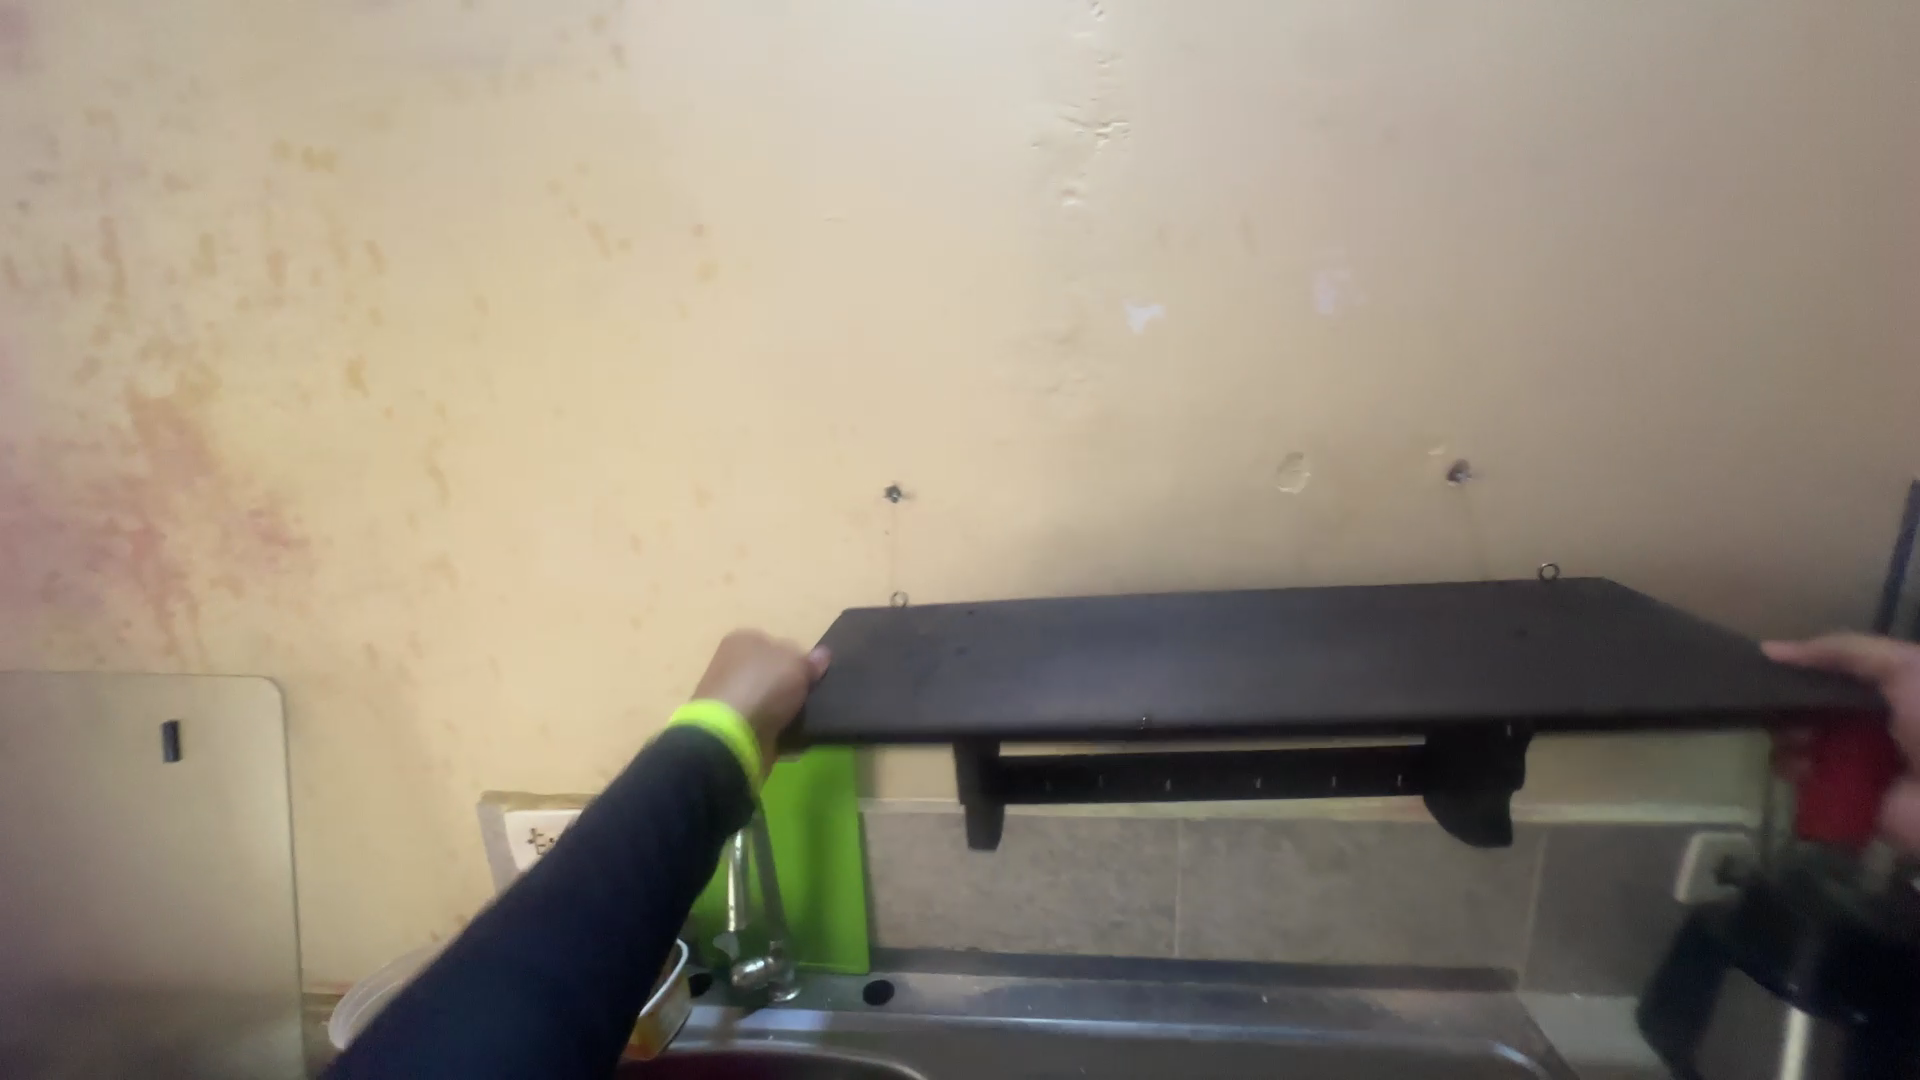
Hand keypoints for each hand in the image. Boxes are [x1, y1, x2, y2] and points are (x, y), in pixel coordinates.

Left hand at [691, 629, 830, 775]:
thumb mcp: (798, 665)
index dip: (796, 658)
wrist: (729, 733)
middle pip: (768, 671)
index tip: (811, 675)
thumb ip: (811, 660)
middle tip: (807, 697)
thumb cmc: (764, 685)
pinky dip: (768, 725)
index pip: (776, 643)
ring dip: (777, 707)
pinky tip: (783, 731)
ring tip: (797, 717)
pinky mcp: (724, 723)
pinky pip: (756, 719)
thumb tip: (822, 654)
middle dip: (785, 684)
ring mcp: (724, 694)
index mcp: (742, 639)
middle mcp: (728, 662)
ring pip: (762, 696)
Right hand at [1763, 633, 1919, 851]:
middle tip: (1779, 709)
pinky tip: (1800, 765)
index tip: (1771, 668)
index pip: (1836, 672)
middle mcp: (1877, 723)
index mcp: (1894, 696)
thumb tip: (1770, 650)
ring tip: (1798, 741)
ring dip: (1786, 735)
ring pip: (1797, 735)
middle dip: (1787, 704)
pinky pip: (1798, 770)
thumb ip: (1845, 651)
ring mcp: (1859, 757)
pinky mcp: (1843, 788)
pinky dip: (1789, 765)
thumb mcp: (1908, 670)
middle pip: (1810, 703)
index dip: (1802, 667)